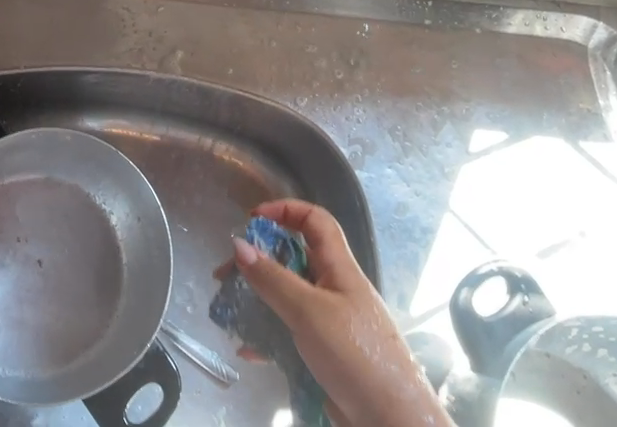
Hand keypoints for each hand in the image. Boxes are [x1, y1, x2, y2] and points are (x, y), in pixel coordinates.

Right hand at [230, 200, 447, 426]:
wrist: (391, 420)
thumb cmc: (355, 354)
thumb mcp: (309, 311)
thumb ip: (273, 278)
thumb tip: (238, 243)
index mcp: (339, 268)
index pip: (316, 220)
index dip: (285, 210)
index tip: (252, 219)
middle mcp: (335, 289)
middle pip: (294, 258)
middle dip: (259, 260)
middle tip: (225, 275)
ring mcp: (331, 322)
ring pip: (288, 297)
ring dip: (258, 300)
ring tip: (227, 311)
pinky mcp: (325, 352)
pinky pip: (289, 333)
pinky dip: (266, 336)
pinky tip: (247, 349)